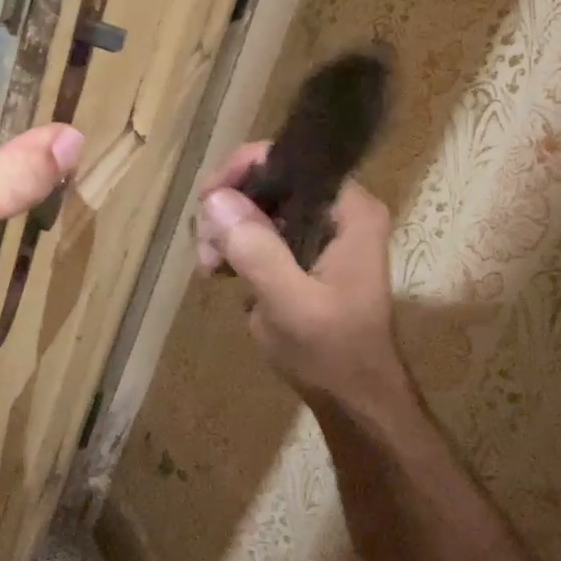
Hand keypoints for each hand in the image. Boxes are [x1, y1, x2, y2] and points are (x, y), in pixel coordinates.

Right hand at [194, 142, 405, 405]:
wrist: (354, 400)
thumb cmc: (330, 352)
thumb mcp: (289, 302)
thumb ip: (256, 249)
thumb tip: (214, 200)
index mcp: (348, 211)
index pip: (288, 159)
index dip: (241, 171)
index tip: (207, 205)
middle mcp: (336, 211)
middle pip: (266, 180)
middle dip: (226, 210)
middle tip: (207, 252)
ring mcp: (318, 232)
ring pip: (255, 205)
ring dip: (224, 231)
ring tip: (211, 270)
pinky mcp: (301, 253)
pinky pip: (256, 229)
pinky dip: (233, 247)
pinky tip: (222, 274)